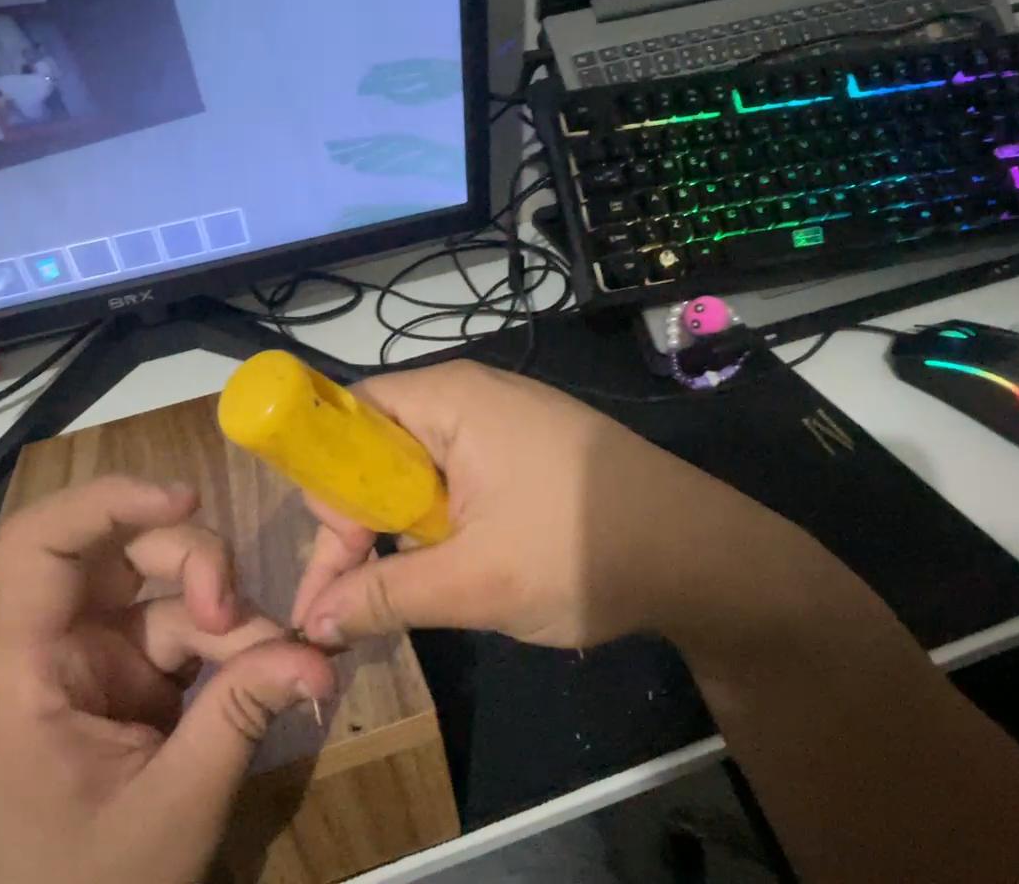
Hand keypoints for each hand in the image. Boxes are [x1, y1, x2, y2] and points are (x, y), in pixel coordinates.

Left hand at [0, 477, 336, 883]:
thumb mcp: (171, 809)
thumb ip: (240, 717)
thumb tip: (317, 656)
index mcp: (25, 672)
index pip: (39, 548)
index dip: (105, 503)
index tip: (185, 498)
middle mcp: (58, 650)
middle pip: (120, 554)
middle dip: (194, 564)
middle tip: (240, 616)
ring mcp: (100, 665)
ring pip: (168, 594)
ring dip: (229, 616)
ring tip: (283, 663)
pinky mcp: (136, 684)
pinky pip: (191, 638)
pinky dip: (235, 647)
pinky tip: (275, 669)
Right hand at [290, 361, 870, 673]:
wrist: (706, 557)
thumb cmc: (581, 551)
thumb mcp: (472, 584)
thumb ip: (382, 597)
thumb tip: (312, 621)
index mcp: (449, 399)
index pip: (345, 416)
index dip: (325, 483)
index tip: (334, 556)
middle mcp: (469, 396)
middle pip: (378, 447)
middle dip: (358, 521)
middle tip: (355, 595)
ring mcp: (503, 423)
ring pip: (417, 471)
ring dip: (400, 532)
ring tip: (405, 593)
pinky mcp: (526, 453)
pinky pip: (456, 480)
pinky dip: (439, 527)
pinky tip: (450, 570)